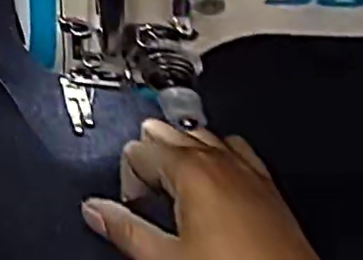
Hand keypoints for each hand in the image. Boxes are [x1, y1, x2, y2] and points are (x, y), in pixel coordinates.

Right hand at [81, 119, 318, 259]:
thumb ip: (127, 229)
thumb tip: (95, 210)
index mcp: (188, 168)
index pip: (137, 150)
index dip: (128, 180)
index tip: (133, 208)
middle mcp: (216, 157)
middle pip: (164, 133)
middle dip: (151, 162)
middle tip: (151, 202)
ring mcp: (244, 167)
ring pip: (197, 136)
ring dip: (182, 157)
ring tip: (177, 195)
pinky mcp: (266, 184)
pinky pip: (233, 149)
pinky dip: (216, 157)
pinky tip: (215, 187)